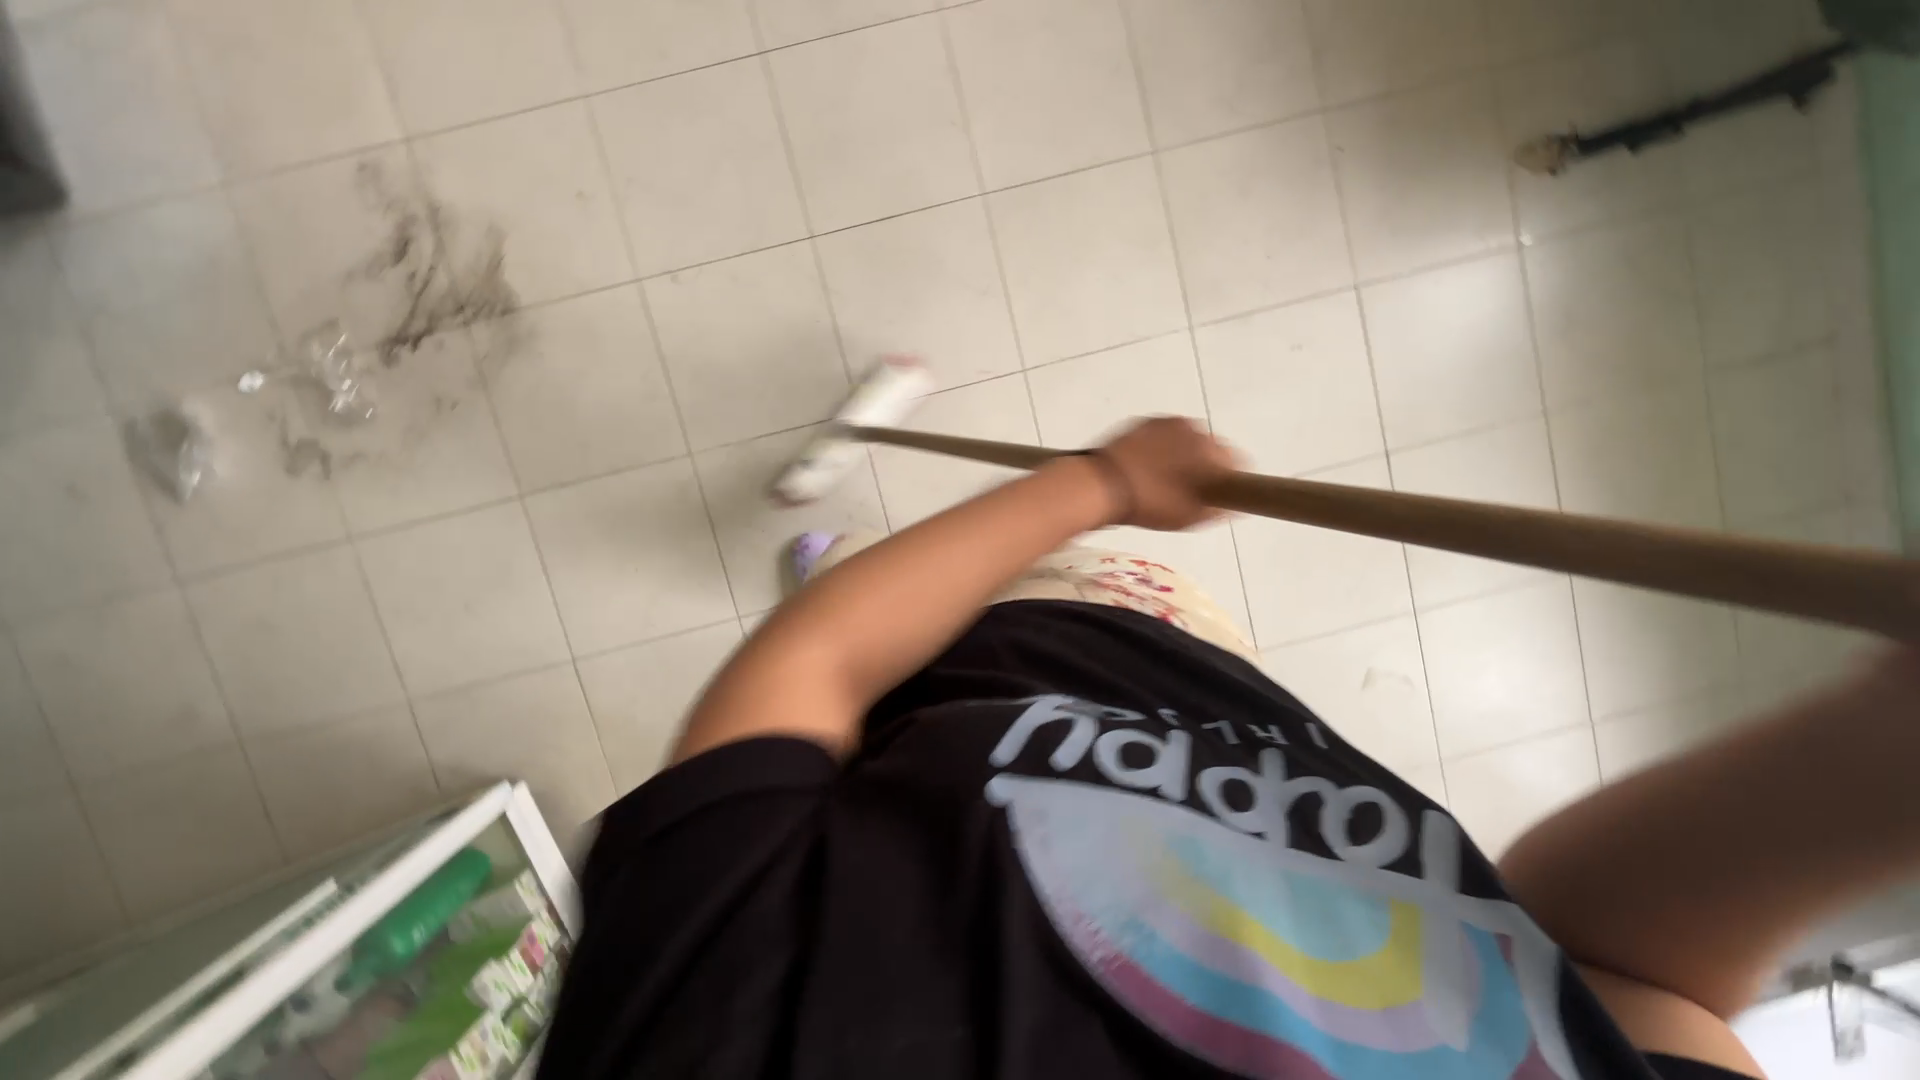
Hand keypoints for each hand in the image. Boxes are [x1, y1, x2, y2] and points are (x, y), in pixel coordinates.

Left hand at [1091, 417, 1240, 530]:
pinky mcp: (1143, 422)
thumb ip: (1217, 510)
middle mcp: (1194, 428)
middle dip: (1205, 465)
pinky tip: (1148, 466)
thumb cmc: (1148, 503)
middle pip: (1211, 448)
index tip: (1218, 495)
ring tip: (1165, 479)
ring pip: (1187, 439)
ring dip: (1183, 454)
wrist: (1100, 484)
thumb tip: (1232, 506)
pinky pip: (1163, 435)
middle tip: (1188, 490)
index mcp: (1212, 449)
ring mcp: (1166, 421)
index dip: (1230, 480)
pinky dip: (1162, 447)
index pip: (1237, 461)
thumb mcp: (1187, 517)